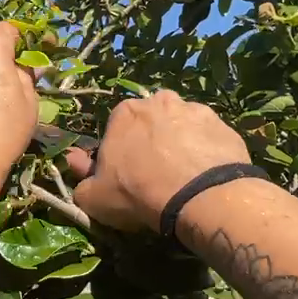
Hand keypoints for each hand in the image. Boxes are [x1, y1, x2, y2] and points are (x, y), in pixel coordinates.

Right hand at [65, 90, 249, 231]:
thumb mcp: (94, 197)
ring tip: (183, 176)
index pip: (116, 129)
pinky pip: (208, 139)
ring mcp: (195, 110)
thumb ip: (80, 179)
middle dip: (151, 142)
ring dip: (180, 143)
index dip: (119, 153)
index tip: (124, 175)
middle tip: (155, 175)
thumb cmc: (137, 192)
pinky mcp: (224, 126)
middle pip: (150, 122)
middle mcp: (159, 101)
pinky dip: (205, 152)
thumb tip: (73, 161)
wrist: (199, 197)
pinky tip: (204, 176)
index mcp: (124, 112)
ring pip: (182, 127)